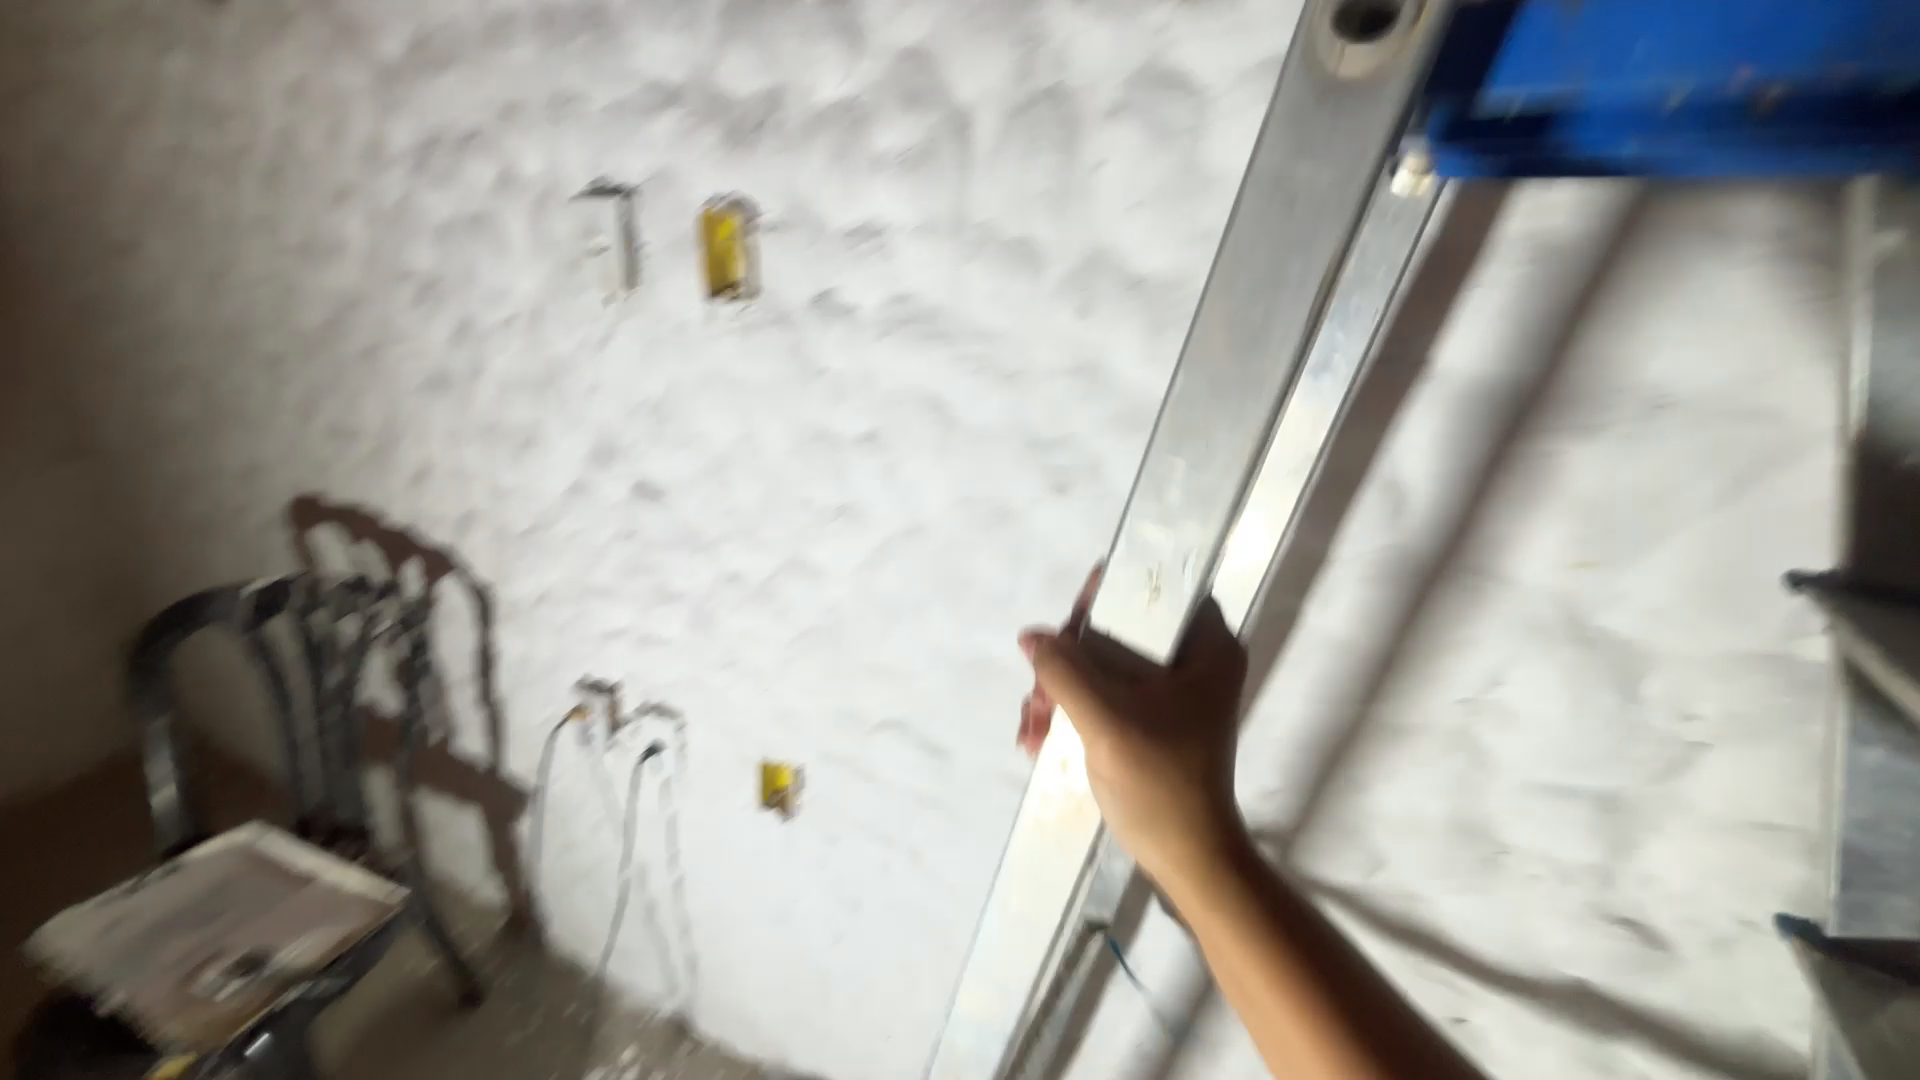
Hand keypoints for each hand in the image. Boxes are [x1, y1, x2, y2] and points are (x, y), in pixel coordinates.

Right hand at [1018, 569, 1250, 885]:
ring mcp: (1168, 692)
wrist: (1186, 861)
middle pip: (1116, 628)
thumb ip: (1065, 670)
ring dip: (1058, 689)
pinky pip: (1100, 694)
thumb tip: (1030, 636)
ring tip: (1033, 727)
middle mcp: (1191, 660)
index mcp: (1206, 646)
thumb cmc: (1160, 784)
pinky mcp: (1147, 720)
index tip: (1070, 625)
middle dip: (1067, 659)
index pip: (1154, 589)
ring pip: (1100, 663)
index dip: (1107, 597)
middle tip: (1040, 692)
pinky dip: (1068, 711)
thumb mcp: (1107, 720)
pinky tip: (1038, 740)